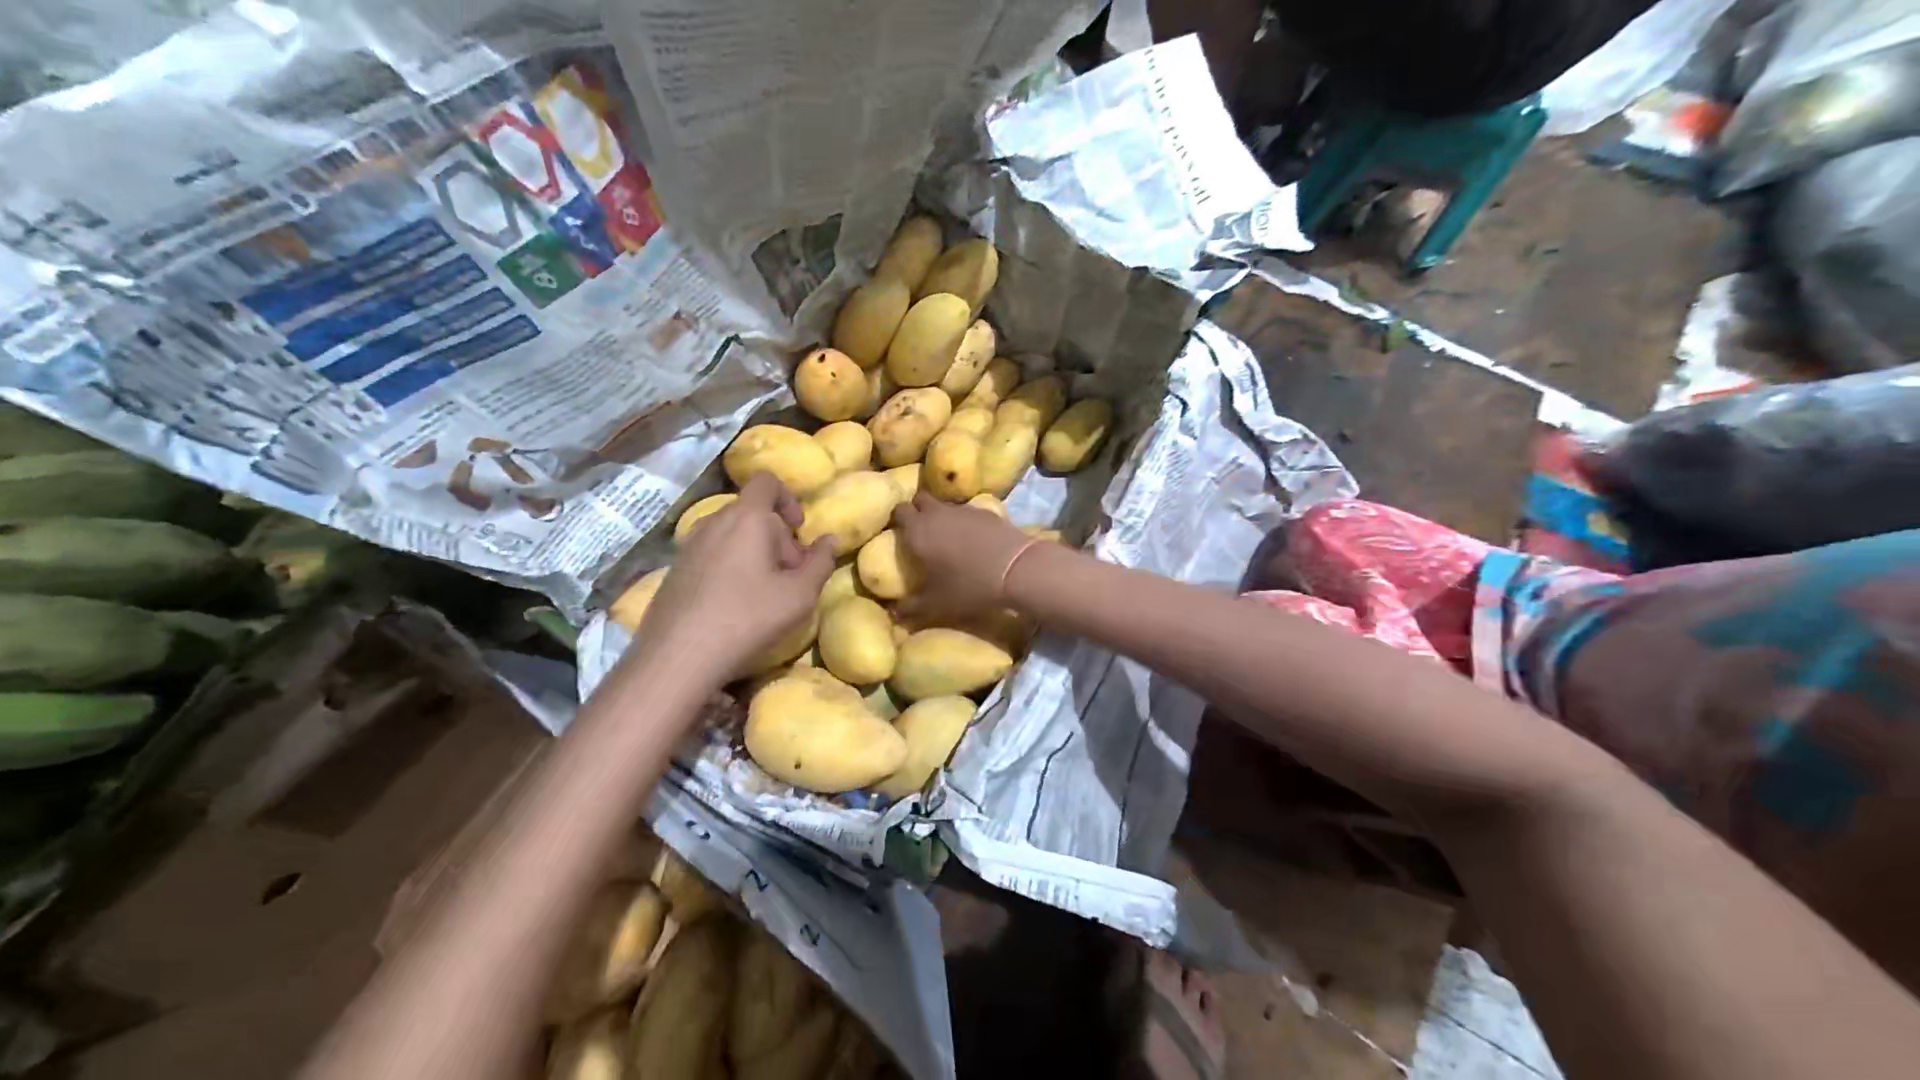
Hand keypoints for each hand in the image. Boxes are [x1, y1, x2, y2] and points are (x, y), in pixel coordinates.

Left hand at [637, 473, 835, 681]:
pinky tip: (734, 603)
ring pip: (730, 534)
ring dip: (753, 551)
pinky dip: (729, 565)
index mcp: (747, 518)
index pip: (766, 481)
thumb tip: (831, 540)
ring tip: (763, 590)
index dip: (788, 498)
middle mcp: (714, 522)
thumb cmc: (747, 618)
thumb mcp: (799, 595)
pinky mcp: (675, 569)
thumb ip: (820, 563)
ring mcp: (689, 545)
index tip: (799, 529)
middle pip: (751, 512)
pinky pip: (711, 553)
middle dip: (776, 535)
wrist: (677, 656)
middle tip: (790, 573)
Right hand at [891, 493, 1034, 618]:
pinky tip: (974, 539)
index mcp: (918, 530)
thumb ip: (911, 607)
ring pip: (945, 505)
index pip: (899, 510)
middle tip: (921, 531)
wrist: (1017, 570)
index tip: (900, 533)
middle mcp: (938, 513)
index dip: (898, 520)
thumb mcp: (935, 604)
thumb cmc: (968, 586)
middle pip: (921, 499)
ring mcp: (964, 509)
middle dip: (919, 510)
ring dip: (943, 516)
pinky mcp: (988, 512)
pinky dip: (966, 521)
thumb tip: (895, 612)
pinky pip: (969, 512)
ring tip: (948, 536)